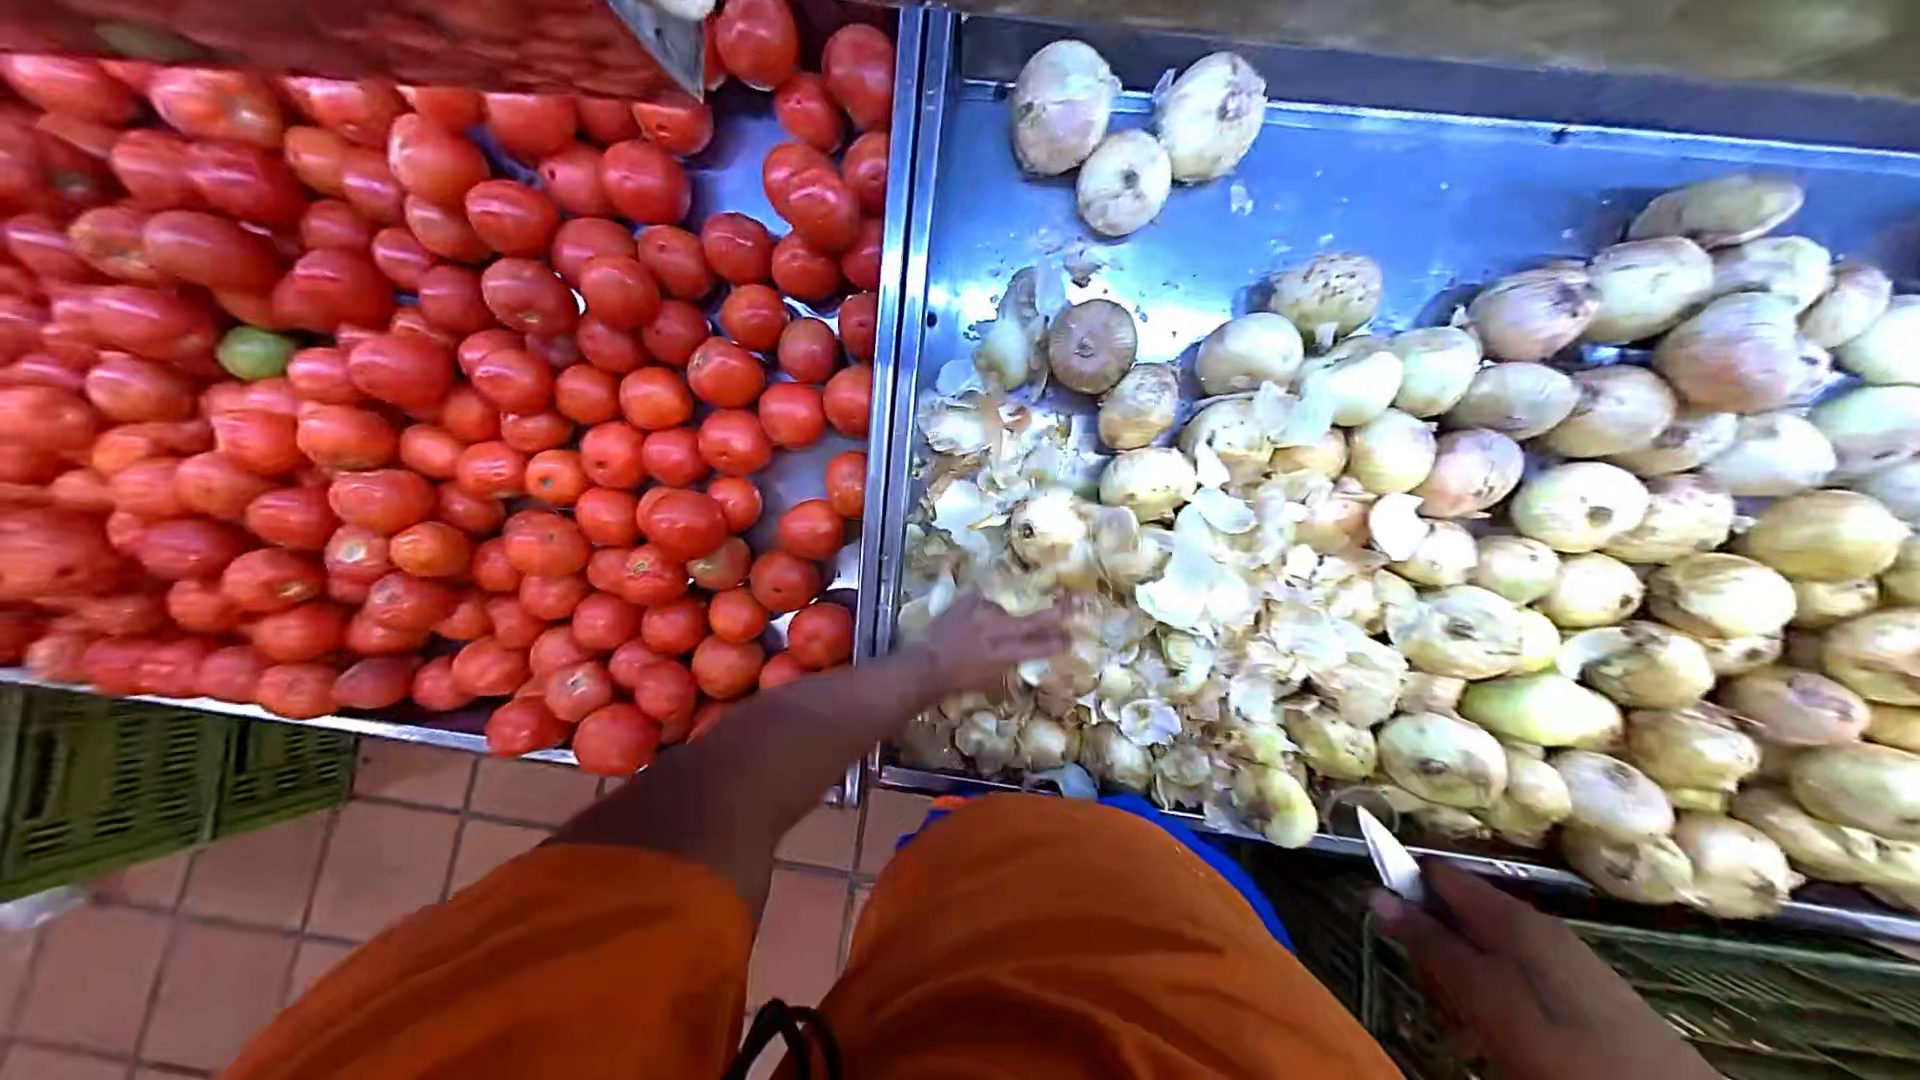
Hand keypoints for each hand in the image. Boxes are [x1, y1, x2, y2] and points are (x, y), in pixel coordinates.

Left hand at [906, 591, 1069, 694]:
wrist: (924, 663)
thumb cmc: (955, 680)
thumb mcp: (987, 682)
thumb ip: (1006, 667)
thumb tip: (1019, 658)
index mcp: (1002, 654)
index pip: (1037, 647)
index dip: (1055, 643)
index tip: (1070, 638)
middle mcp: (995, 631)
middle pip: (1030, 622)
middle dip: (1053, 616)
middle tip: (1068, 608)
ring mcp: (980, 613)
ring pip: (1001, 612)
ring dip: (998, 619)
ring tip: (982, 631)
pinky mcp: (966, 602)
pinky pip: (981, 603)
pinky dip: (979, 611)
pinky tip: (971, 620)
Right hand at [1373, 863, 1718, 1079]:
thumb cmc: (1556, 1041)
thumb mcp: (1478, 992)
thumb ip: (1428, 941)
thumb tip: (1376, 893)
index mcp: (1506, 914)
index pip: (1437, 872)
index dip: (1405, 887)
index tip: (1389, 925)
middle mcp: (1534, 925)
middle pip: (1459, 914)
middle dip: (1434, 949)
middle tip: (1435, 996)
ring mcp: (1564, 959)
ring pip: (1486, 951)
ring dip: (1462, 982)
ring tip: (1466, 1029)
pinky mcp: (1586, 995)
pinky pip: (1517, 979)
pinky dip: (1496, 1001)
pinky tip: (1502, 1039)